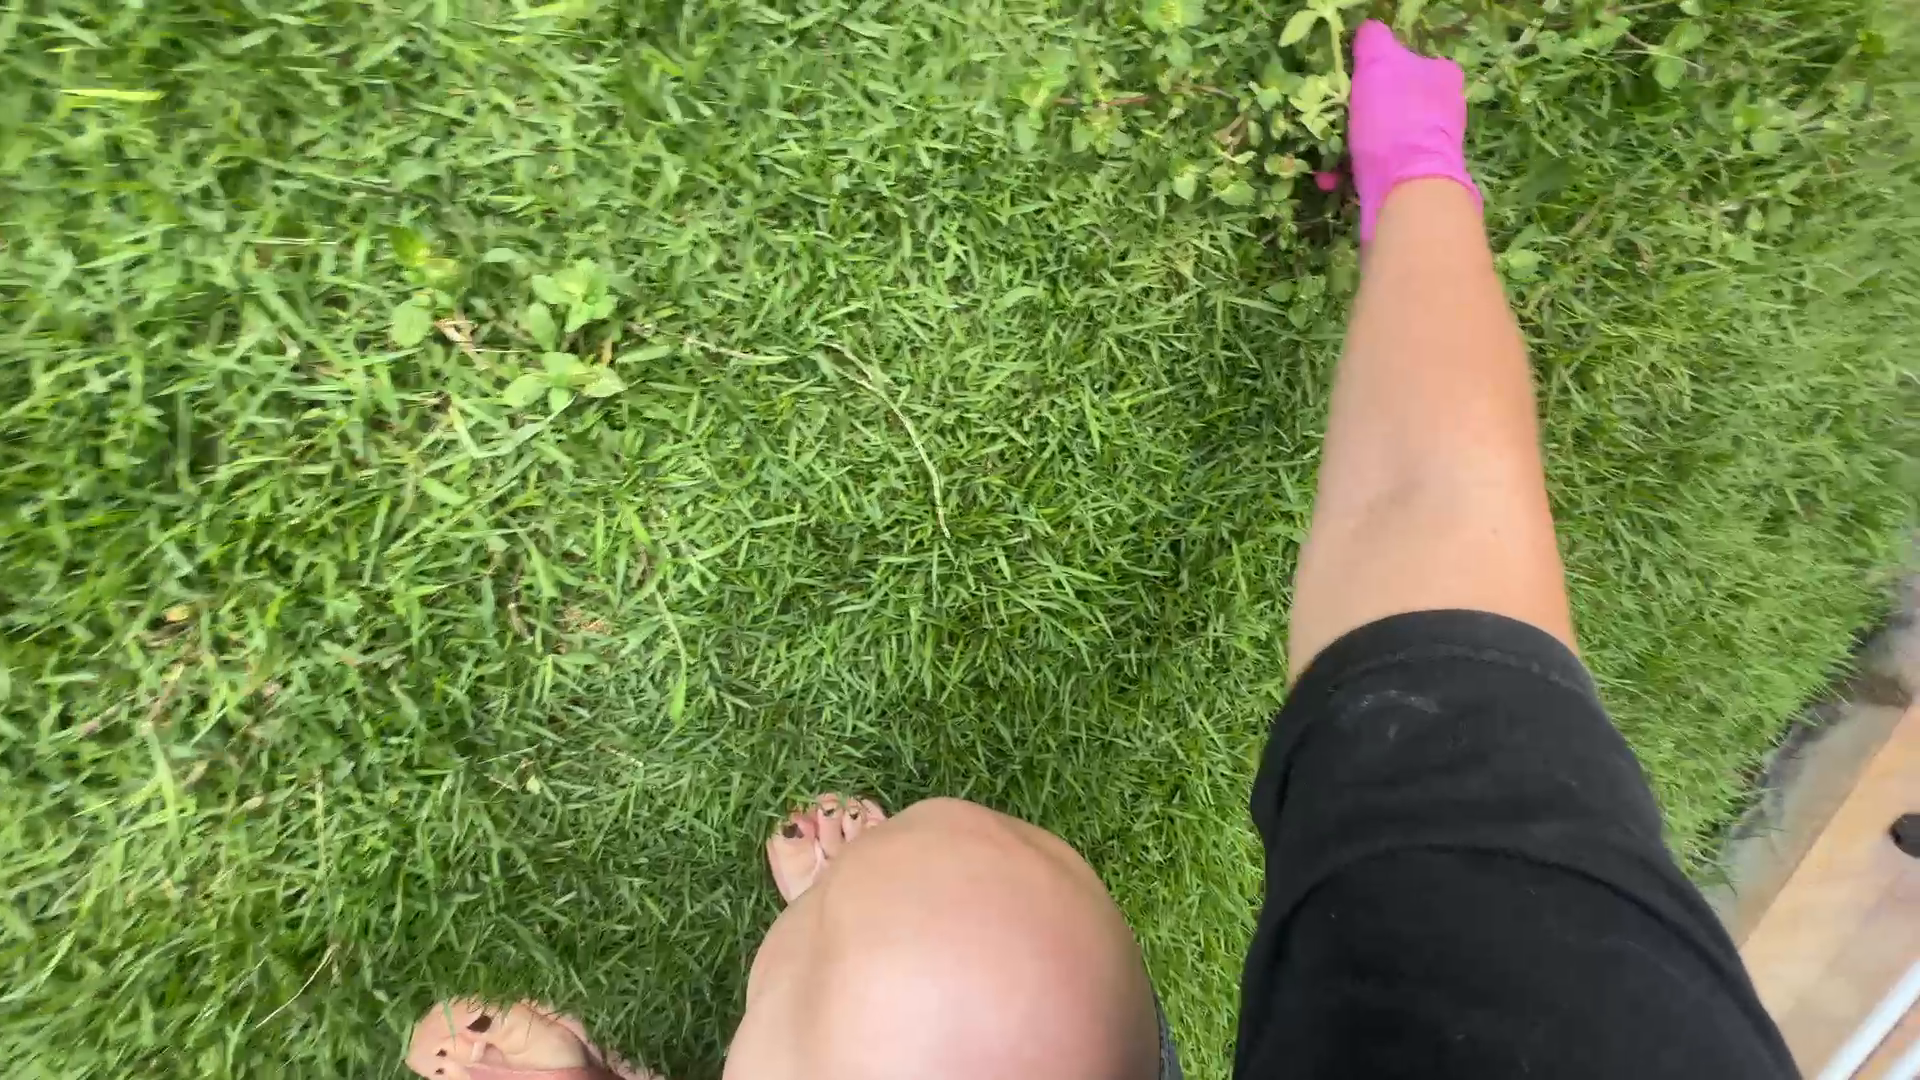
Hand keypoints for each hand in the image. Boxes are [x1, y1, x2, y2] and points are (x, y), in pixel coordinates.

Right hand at [1349, 20, 1480, 245]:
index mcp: (1440, 76)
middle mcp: (1444, 110)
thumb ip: (1372, 43)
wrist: (1406, 188)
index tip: (1346, 93)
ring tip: (1326, 163)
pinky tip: (1333, 181)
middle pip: (1390, 107)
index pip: (1403, 66)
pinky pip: (1376, 172)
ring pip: (1380, 142)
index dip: (1371, 78)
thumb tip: (1367, 30)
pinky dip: (1352, 174)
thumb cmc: (1392, 121)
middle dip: (1356, 120)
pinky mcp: (1414, 182)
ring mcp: (1431, 149)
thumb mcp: (1377, 67)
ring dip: (1348, 151)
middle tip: (1332, 129)